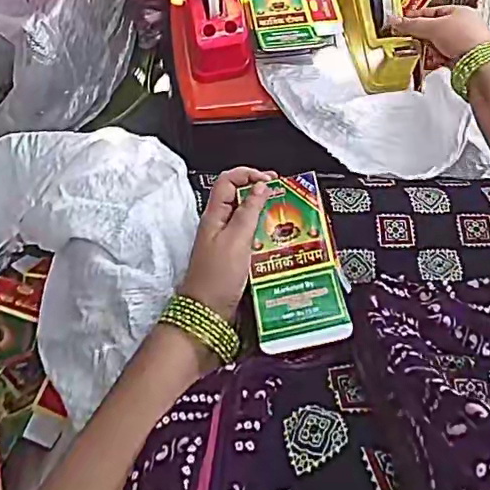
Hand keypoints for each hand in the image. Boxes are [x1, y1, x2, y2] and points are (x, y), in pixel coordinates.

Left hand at [177, 168, 274, 319]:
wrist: (207, 315)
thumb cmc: (215, 279)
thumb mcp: (236, 240)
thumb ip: (249, 211)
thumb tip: (261, 186)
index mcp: (214, 215)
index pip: (228, 180)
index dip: (248, 174)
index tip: (269, 179)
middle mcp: (219, 225)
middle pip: (238, 196)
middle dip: (260, 192)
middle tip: (280, 193)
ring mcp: (225, 241)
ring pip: (246, 216)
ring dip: (263, 213)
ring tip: (282, 216)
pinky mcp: (233, 256)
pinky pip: (250, 237)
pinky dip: (263, 234)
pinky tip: (275, 241)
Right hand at [386, 4, 489, 64]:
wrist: (481, 65)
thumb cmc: (466, 38)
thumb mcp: (432, 27)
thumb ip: (411, 24)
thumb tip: (396, 21)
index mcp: (460, 11)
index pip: (431, 10)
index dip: (415, 16)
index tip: (402, 22)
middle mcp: (464, 26)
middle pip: (434, 29)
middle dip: (420, 36)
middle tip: (408, 39)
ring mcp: (464, 43)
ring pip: (438, 45)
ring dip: (427, 49)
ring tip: (418, 52)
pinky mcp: (463, 60)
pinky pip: (443, 58)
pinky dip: (434, 59)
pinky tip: (429, 62)